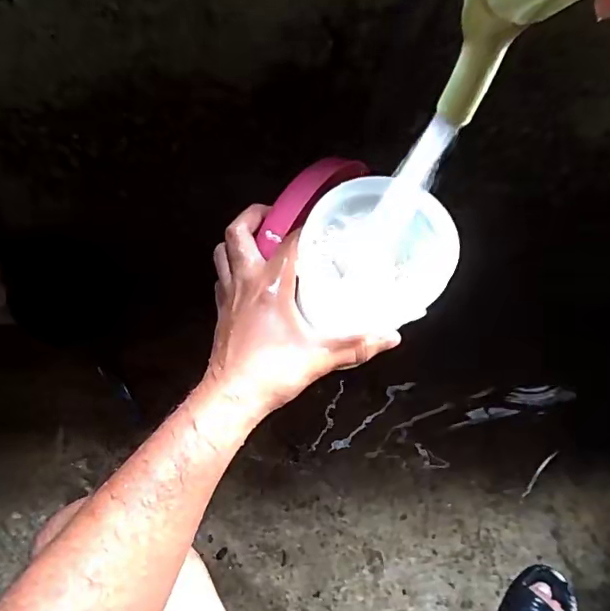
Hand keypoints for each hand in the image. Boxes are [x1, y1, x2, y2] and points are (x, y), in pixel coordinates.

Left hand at [202, 205, 398, 420]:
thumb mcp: (320, 357)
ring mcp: (229, 298)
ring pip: (222, 253)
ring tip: (257, 241)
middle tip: (273, 214)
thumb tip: (388, 337)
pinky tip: (247, 281)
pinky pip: (221, 281)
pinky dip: (231, 271)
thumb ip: (357, 344)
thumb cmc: (269, 372)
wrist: (231, 396)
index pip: (289, 240)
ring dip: (236, 241)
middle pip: (237, 232)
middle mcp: (245, 283)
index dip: (306, 225)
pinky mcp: (221, 315)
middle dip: (254, 216)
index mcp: (271, 284)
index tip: (320, 222)